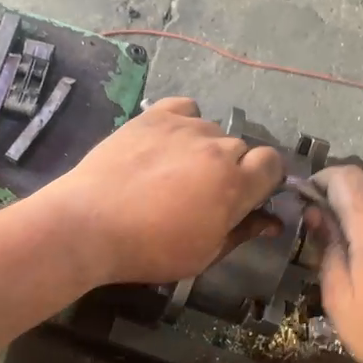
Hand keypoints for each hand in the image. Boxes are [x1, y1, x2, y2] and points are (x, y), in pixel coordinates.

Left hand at [38, 98, 284, 286]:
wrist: (89, 225)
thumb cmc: (149, 249)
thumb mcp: (204, 254)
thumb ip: (242, 232)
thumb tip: (271, 221)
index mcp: (235, 183)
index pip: (273, 164)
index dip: (263, 180)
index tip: (246, 197)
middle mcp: (217, 147)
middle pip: (241, 148)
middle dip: (231, 168)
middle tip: (202, 192)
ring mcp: (184, 127)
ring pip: (211, 130)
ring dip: (204, 148)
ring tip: (175, 171)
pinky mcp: (153, 117)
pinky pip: (185, 108)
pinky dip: (184, 121)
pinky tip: (167, 142)